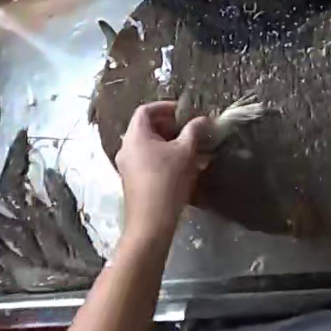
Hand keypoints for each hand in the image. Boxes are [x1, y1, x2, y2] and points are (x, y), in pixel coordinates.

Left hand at [115, 101, 212, 242]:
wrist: (150, 223)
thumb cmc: (167, 181)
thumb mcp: (185, 153)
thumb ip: (194, 132)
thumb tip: (204, 119)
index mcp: (135, 136)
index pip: (145, 110)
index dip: (165, 107)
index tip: (183, 112)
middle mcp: (127, 147)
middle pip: (147, 128)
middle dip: (171, 126)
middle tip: (190, 130)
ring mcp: (127, 165)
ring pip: (150, 146)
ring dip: (171, 144)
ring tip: (193, 150)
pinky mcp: (133, 180)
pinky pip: (149, 161)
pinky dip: (165, 158)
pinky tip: (185, 167)